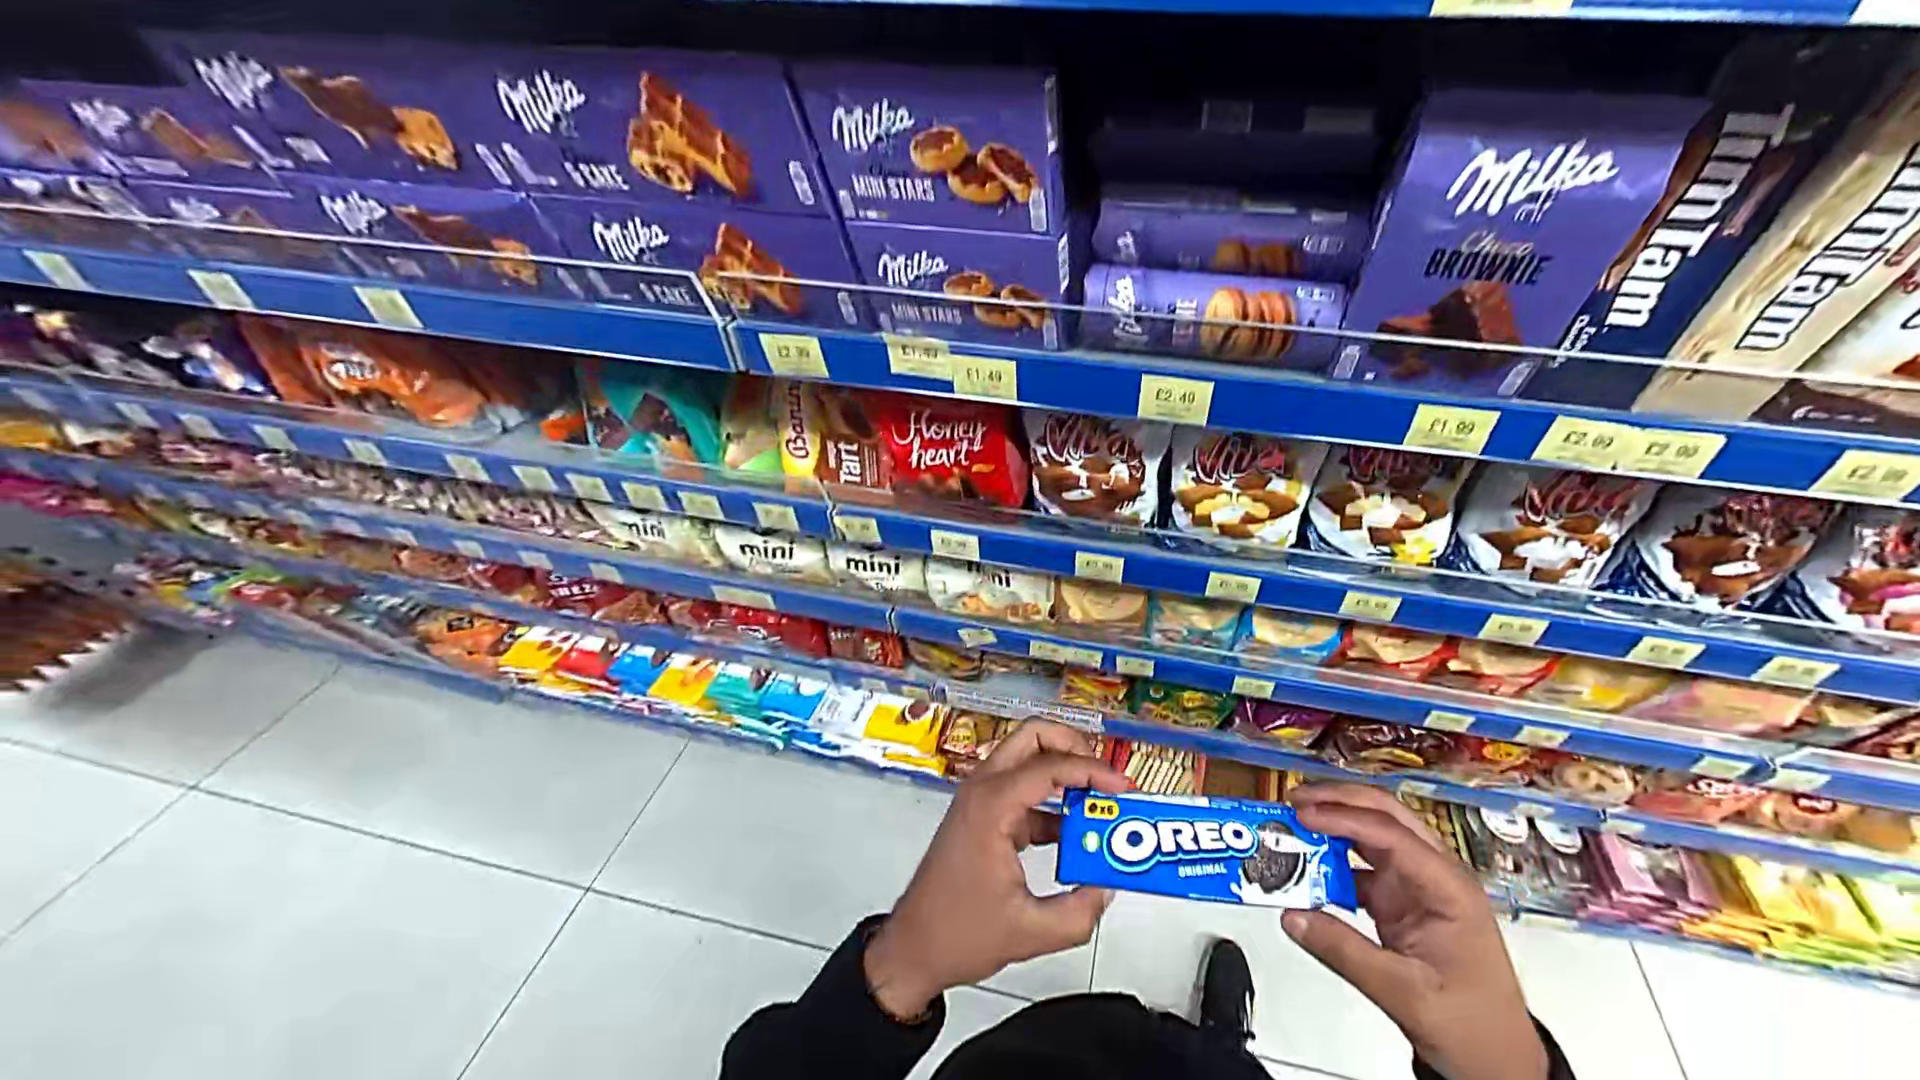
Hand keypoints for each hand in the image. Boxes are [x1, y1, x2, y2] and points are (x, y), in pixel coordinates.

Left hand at [864, 720, 1127, 1018]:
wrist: (913, 945)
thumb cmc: (960, 934)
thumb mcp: (1030, 932)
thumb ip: (1079, 912)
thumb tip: (1107, 886)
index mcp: (991, 805)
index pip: (1050, 765)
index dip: (1092, 771)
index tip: (1125, 788)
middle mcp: (983, 787)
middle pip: (1033, 736)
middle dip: (1075, 746)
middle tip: (1106, 779)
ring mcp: (981, 797)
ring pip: (1027, 756)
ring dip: (1064, 768)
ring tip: (1100, 800)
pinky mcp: (984, 812)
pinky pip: (1024, 788)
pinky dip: (1052, 799)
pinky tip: (1076, 831)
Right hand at [1282, 783, 1547, 1079]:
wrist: (1496, 1060)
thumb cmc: (1472, 1026)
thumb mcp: (1406, 994)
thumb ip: (1345, 951)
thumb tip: (1293, 915)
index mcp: (1449, 888)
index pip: (1391, 833)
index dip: (1343, 817)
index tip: (1302, 815)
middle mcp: (1433, 874)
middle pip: (1384, 814)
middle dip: (1338, 800)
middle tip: (1294, 802)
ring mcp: (1414, 883)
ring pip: (1370, 832)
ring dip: (1332, 821)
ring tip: (1293, 822)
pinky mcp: (1396, 897)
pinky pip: (1357, 862)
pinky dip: (1329, 855)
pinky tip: (1304, 861)